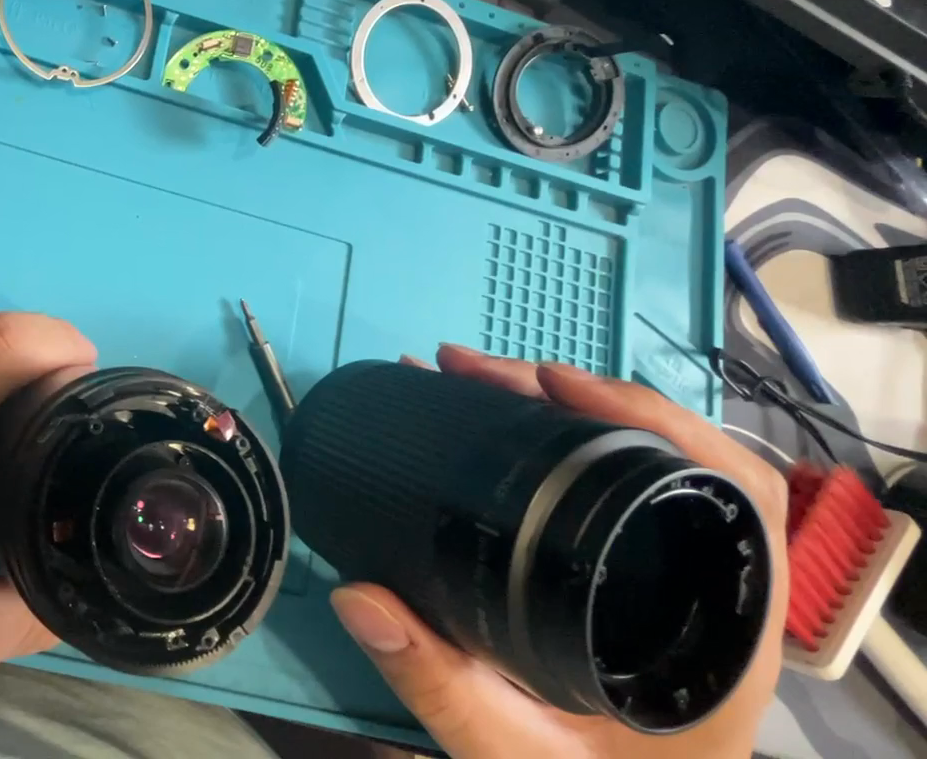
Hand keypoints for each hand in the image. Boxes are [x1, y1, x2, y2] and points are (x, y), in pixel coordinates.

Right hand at [329, 346, 787, 758]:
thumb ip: (438, 683)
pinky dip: (548, 437)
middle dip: (569, 393)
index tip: (546, 385)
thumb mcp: (509, 750)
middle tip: (464, 368)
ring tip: (459, 376)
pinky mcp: (622, 569)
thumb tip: (354, 595)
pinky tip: (487, 421)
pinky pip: (604, 483)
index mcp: (714, 627)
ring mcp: (664, 574)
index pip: (734, 494)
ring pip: (637, 460)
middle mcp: (703, 586)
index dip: (651, 419)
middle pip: (674, 455)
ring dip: (552, 406)